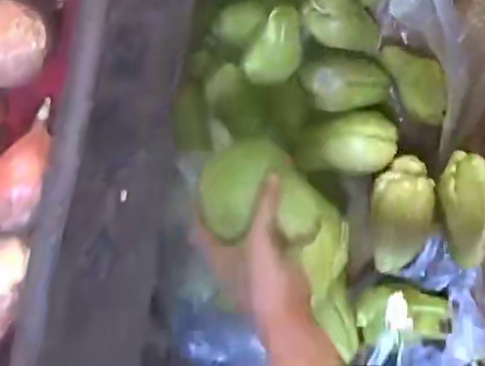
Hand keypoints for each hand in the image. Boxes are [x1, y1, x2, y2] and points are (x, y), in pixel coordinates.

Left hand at [198, 176, 341, 364]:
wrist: (287, 314)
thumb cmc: (262, 278)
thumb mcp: (260, 237)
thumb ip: (265, 205)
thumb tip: (272, 171)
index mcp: (217, 255)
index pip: (198, 230)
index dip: (197, 209)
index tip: (201, 186)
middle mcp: (228, 260)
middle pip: (220, 230)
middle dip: (224, 209)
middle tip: (232, 181)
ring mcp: (248, 264)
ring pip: (244, 234)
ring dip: (249, 216)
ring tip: (255, 188)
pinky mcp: (268, 267)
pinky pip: (267, 240)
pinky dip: (272, 225)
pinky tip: (280, 210)